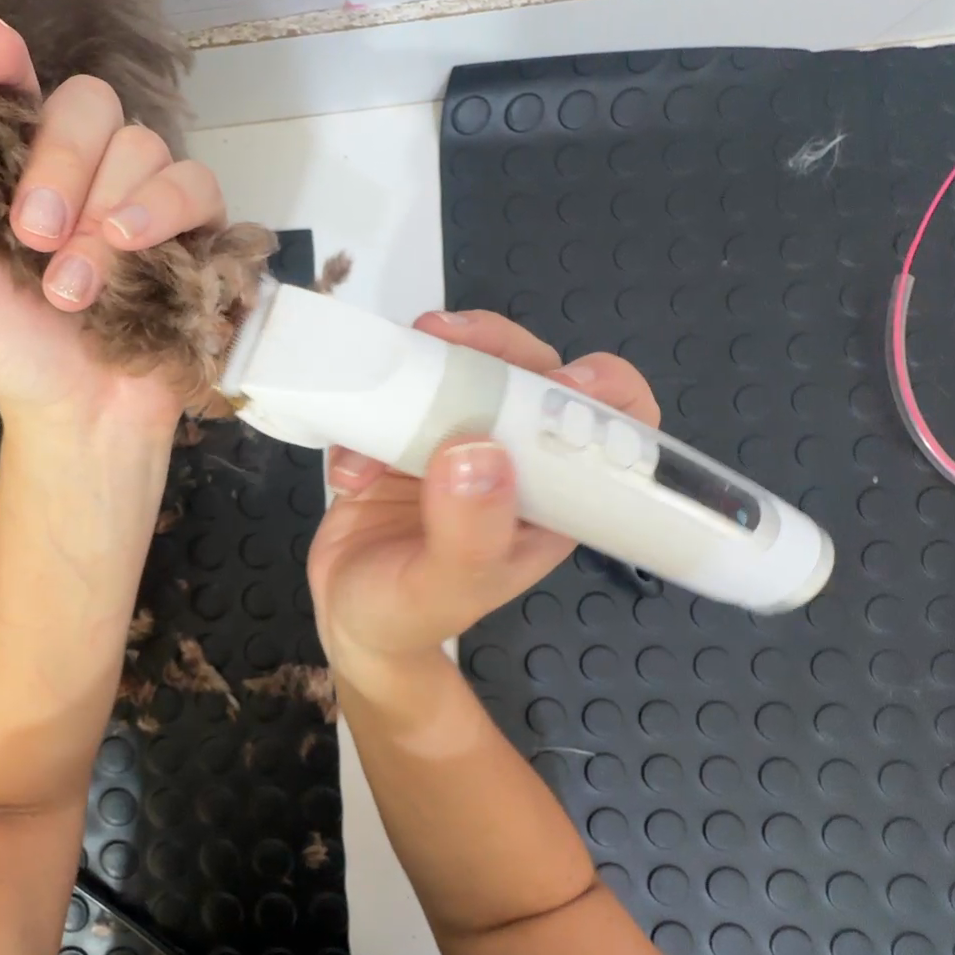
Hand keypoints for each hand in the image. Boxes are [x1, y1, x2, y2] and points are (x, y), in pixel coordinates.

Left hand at [0, 16, 227, 437]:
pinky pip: (193, 182)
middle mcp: (85, 169)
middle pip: (90, 102)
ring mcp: (142, 195)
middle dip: (60, 164)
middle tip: (34, 235)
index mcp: (19, 165)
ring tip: (74, 288)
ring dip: (102, 215)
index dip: (4, 57)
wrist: (76, 413)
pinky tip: (131, 249)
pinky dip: (162, 209)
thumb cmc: (7, 345)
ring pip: (141, 144)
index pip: (18, 83)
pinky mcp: (193, 228)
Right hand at [307, 311, 660, 663]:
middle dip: (489, 346)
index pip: (610, 428)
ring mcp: (454, 444)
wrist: (344, 617)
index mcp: (552, 499)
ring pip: (457, 371)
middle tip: (438, 337)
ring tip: (374, 397)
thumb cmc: (406, 615)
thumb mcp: (441, 590)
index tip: (562, 381)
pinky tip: (347, 472)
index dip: (602, 392)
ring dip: (414, 373)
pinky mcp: (402, 439)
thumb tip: (479, 450)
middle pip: (527, 374)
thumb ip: (466, 533)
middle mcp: (512, 461)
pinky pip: (393, 397)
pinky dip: (364, 418)